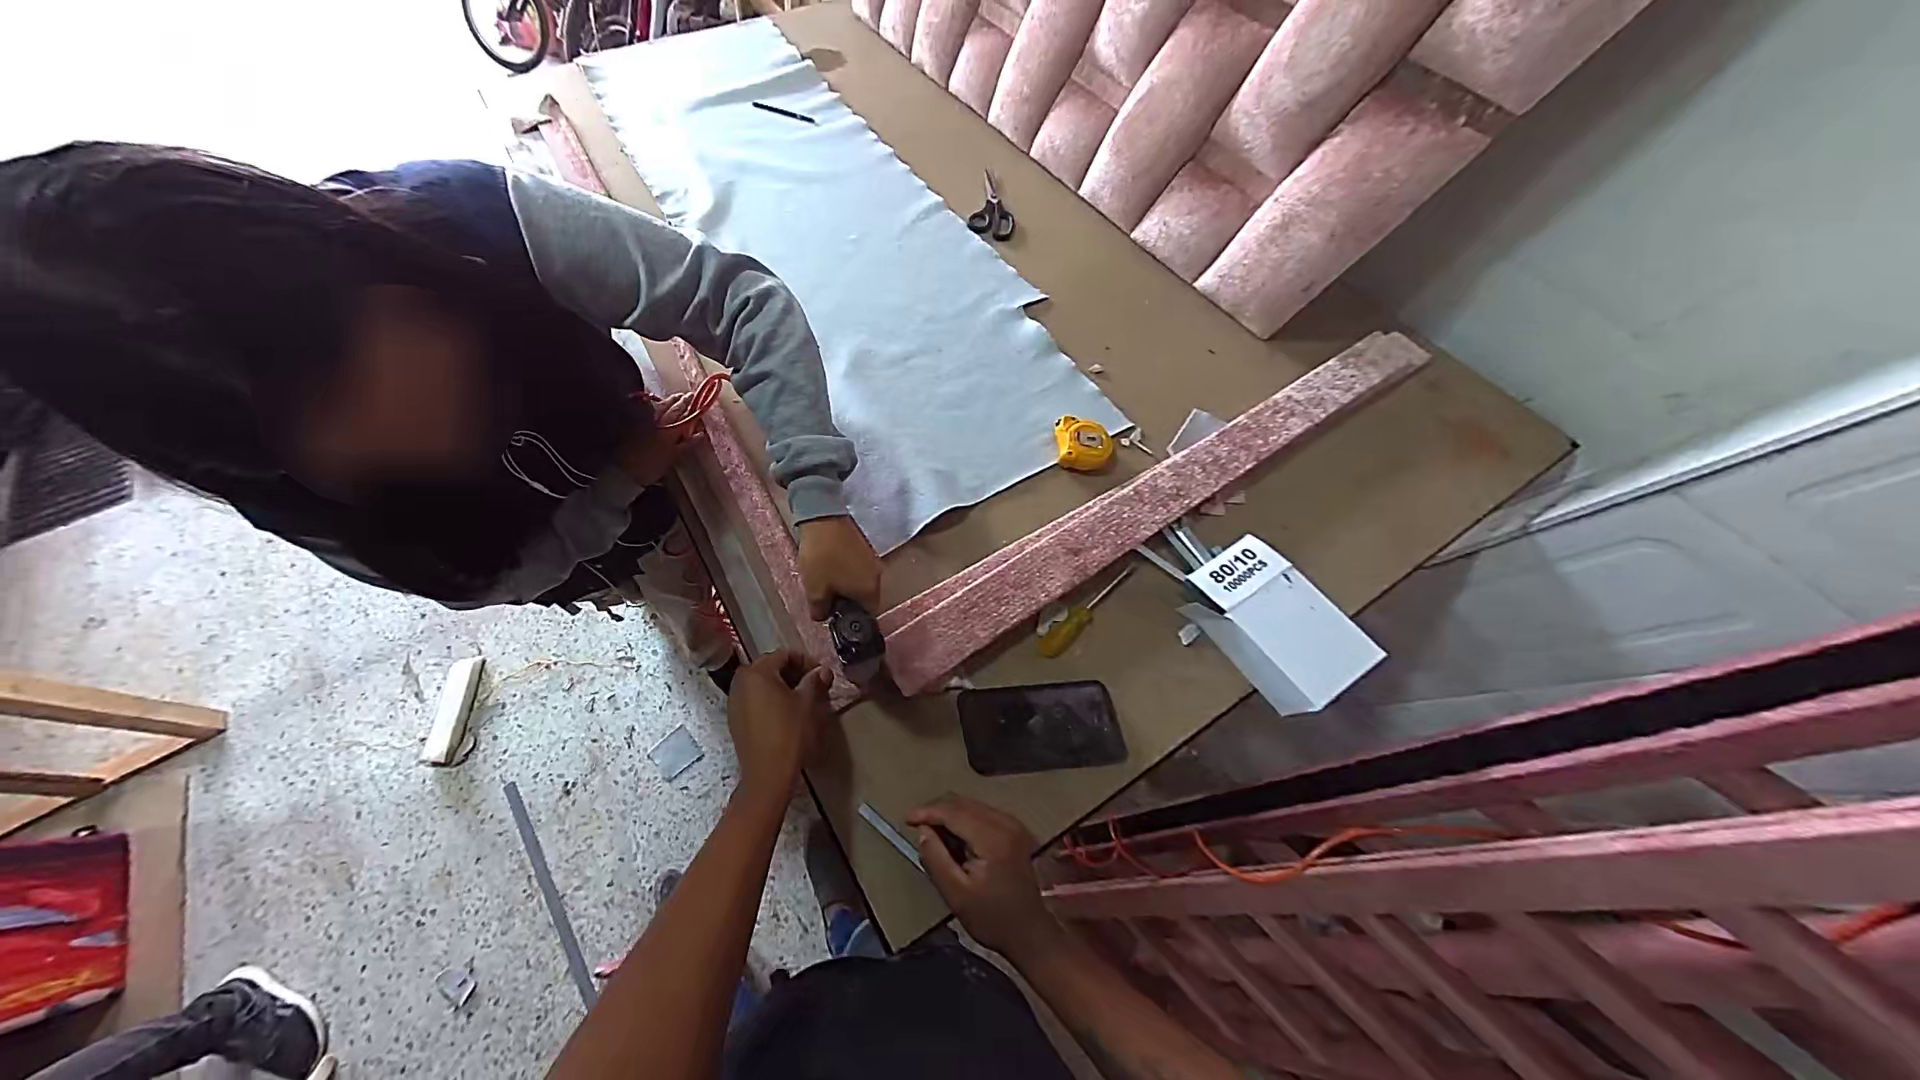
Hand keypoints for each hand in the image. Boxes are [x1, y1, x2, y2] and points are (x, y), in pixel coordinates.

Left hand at [615, 394, 700, 485]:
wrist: (624, 472)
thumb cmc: (651, 467)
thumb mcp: (672, 458)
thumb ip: (687, 445)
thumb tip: (700, 434)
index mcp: (668, 430)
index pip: (681, 413)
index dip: (689, 405)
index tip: (695, 398)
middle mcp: (656, 422)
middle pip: (670, 407)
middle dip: (679, 401)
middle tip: (686, 396)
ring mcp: (644, 422)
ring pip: (658, 407)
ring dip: (667, 401)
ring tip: (674, 399)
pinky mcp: (634, 426)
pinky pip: (647, 412)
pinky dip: (654, 407)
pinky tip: (656, 407)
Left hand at [727, 649, 832, 798]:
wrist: (767, 773)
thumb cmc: (790, 733)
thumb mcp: (808, 703)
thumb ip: (815, 681)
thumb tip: (823, 670)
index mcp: (757, 673)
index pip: (783, 654)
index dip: (805, 660)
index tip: (820, 673)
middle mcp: (740, 683)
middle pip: (768, 667)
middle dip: (791, 671)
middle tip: (811, 683)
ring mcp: (734, 702)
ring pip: (759, 684)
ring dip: (779, 685)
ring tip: (799, 698)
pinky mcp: (734, 720)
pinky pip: (753, 699)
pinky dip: (768, 699)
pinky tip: (784, 713)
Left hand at [797, 515, 882, 619]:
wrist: (824, 518)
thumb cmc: (821, 558)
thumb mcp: (814, 589)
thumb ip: (820, 610)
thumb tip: (823, 617)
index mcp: (869, 592)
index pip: (867, 615)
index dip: (851, 619)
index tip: (836, 615)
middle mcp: (878, 578)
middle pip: (865, 598)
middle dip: (848, 601)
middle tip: (827, 598)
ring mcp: (873, 561)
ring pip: (861, 582)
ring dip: (847, 584)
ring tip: (827, 580)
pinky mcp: (866, 547)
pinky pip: (859, 568)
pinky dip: (847, 570)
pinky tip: (832, 566)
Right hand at [907, 795, 1062, 961]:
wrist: (1030, 932)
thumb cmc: (992, 918)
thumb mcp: (956, 894)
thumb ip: (936, 859)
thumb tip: (923, 831)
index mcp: (993, 838)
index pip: (955, 812)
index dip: (928, 812)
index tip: (907, 818)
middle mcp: (1006, 823)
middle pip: (964, 804)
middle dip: (937, 810)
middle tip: (916, 825)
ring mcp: (1013, 825)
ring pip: (973, 806)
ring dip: (950, 814)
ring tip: (931, 832)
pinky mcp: (1015, 830)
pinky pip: (983, 813)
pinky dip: (964, 819)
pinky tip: (953, 836)